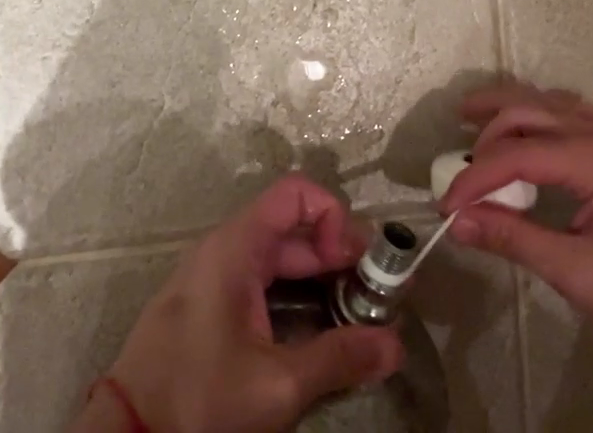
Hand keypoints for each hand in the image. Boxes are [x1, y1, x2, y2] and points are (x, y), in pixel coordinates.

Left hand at [82, 174, 404, 432]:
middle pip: (293, 228)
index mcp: (235, 248)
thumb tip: (394, 346)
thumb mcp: (276, 384)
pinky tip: (318, 328)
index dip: (334, 216)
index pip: (295, 195)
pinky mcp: (208, 306)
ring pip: (279, 259)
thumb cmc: (198, 398)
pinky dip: (296, 294)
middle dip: (339, 254)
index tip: (356, 263)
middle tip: (376, 294)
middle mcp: (224, 251)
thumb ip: (339, 359)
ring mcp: (214, 278)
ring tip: (356, 313)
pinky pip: (261, 282)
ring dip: (321, 278)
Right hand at [437, 83, 592, 339]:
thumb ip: (514, 239)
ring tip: (467, 118)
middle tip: (454, 173)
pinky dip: (535, 110)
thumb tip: (459, 222)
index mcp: (590, 160)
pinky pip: (565, 109)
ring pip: (544, 101)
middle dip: (482, 137)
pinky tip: (523, 126)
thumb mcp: (573, 270)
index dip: (474, 179)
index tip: (446, 208)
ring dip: (504, 109)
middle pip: (524, 112)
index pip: (514, 155)